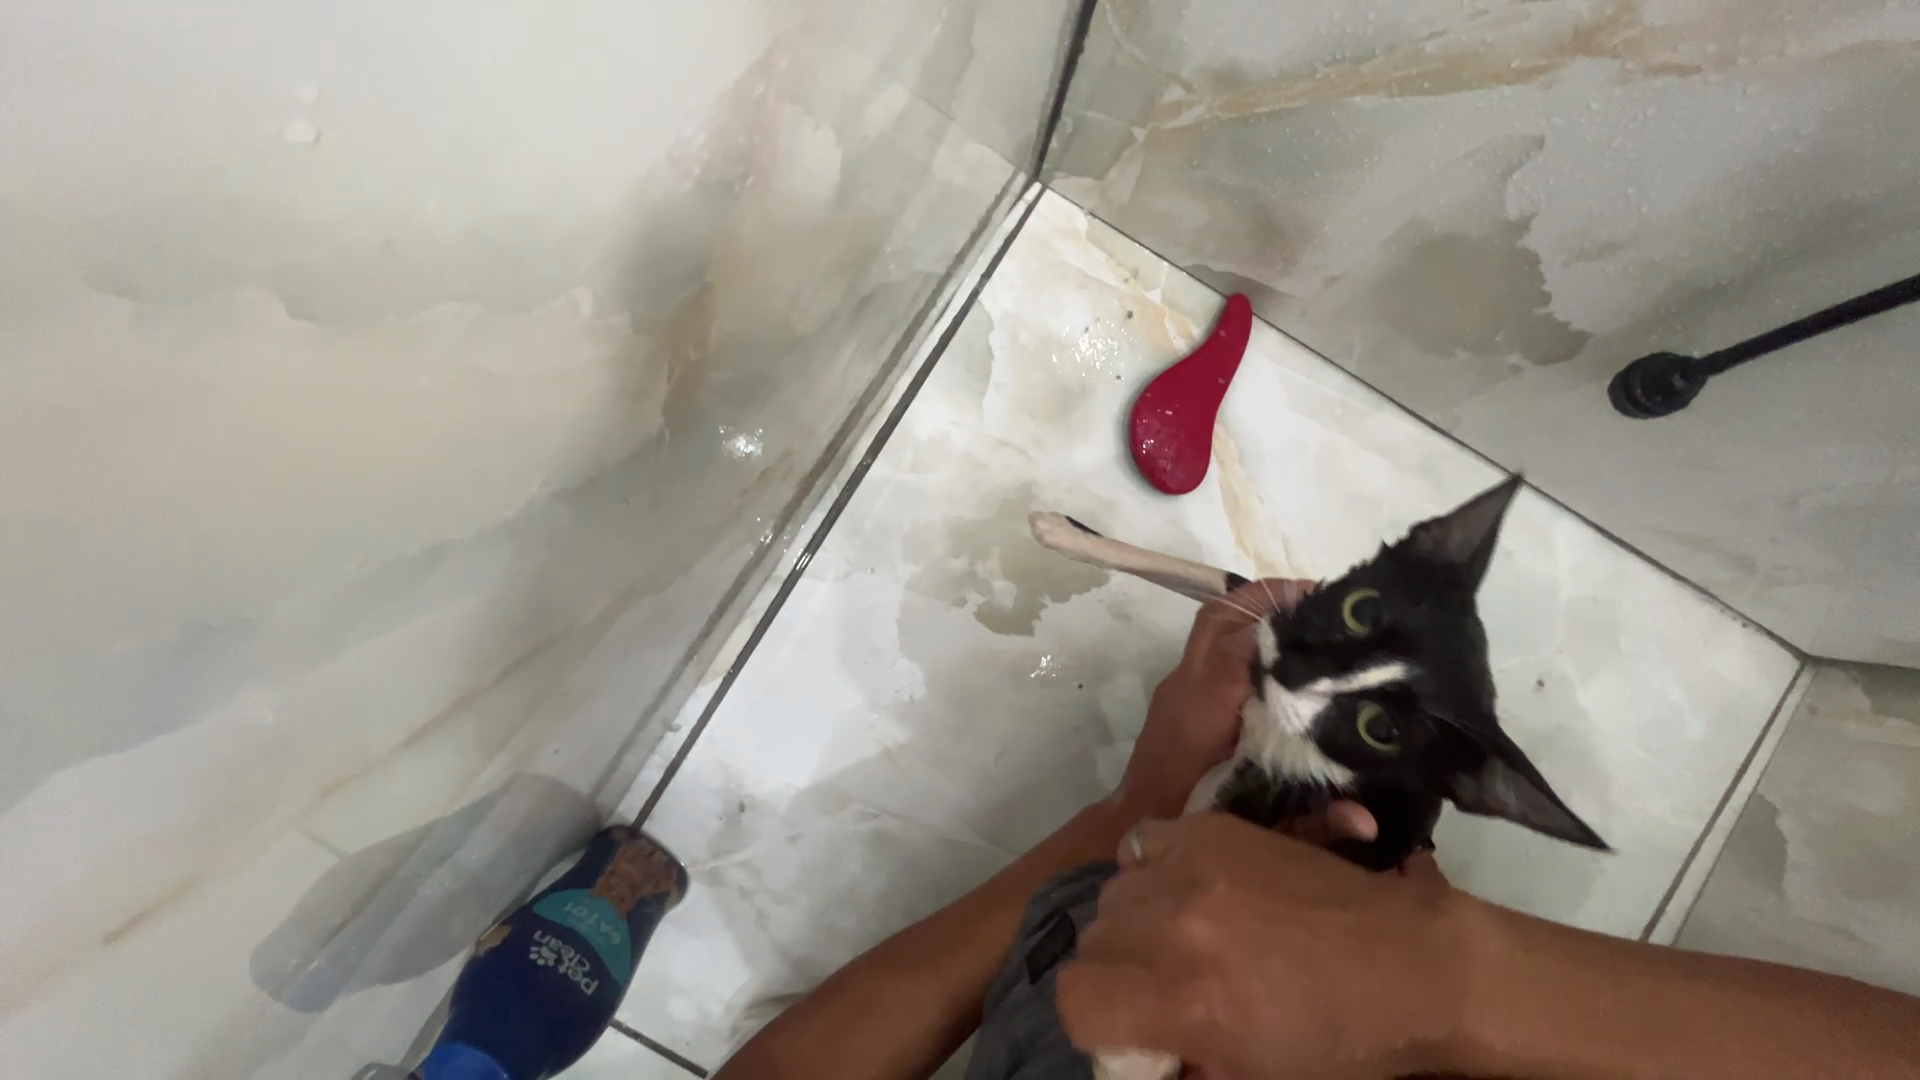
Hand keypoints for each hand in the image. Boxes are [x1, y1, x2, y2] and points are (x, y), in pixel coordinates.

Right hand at [1056, 814, 1469, 1079]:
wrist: (1410, 967)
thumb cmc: (1339, 1044)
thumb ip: (1175, 1063)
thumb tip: (1134, 1051)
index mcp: (1185, 998)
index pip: (1075, 996)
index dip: (1093, 1018)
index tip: (1127, 1028)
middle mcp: (1174, 925)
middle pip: (1090, 941)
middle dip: (1115, 972)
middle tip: (1159, 985)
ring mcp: (1192, 866)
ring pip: (1113, 892)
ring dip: (1132, 921)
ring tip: (1177, 936)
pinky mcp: (1211, 828)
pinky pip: (1143, 843)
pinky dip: (1150, 869)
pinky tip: (1184, 888)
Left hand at [1113, 579, 1316, 819]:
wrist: (1132, 825)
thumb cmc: (1190, 825)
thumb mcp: (1250, 828)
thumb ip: (1307, 824)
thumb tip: (1367, 820)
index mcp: (1201, 713)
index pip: (1235, 651)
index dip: (1279, 627)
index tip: (1327, 617)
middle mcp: (1185, 687)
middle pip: (1218, 618)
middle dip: (1267, 599)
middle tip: (1320, 601)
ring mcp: (1176, 683)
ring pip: (1210, 624)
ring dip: (1254, 609)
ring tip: (1304, 615)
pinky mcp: (1176, 689)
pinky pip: (1208, 643)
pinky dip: (1242, 630)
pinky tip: (1278, 648)